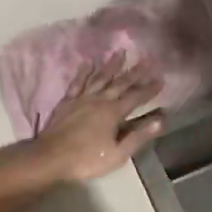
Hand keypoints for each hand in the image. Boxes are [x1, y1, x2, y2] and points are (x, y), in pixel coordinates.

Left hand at [10, 54, 164, 184]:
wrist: (51, 157)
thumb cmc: (87, 159)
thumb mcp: (118, 153)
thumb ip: (139, 136)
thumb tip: (161, 120)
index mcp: (113, 113)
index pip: (135, 97)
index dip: (149, 88)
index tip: (161, 78)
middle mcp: (99, 100)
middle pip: (120, 83)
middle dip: (135, 72)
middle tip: (147, 59)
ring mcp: (82, 98)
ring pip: (99, 77)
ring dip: (111, 65)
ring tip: (120, 52)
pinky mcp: (67, 101)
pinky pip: (78, 82)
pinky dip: (84, 72)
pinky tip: (88, 63)